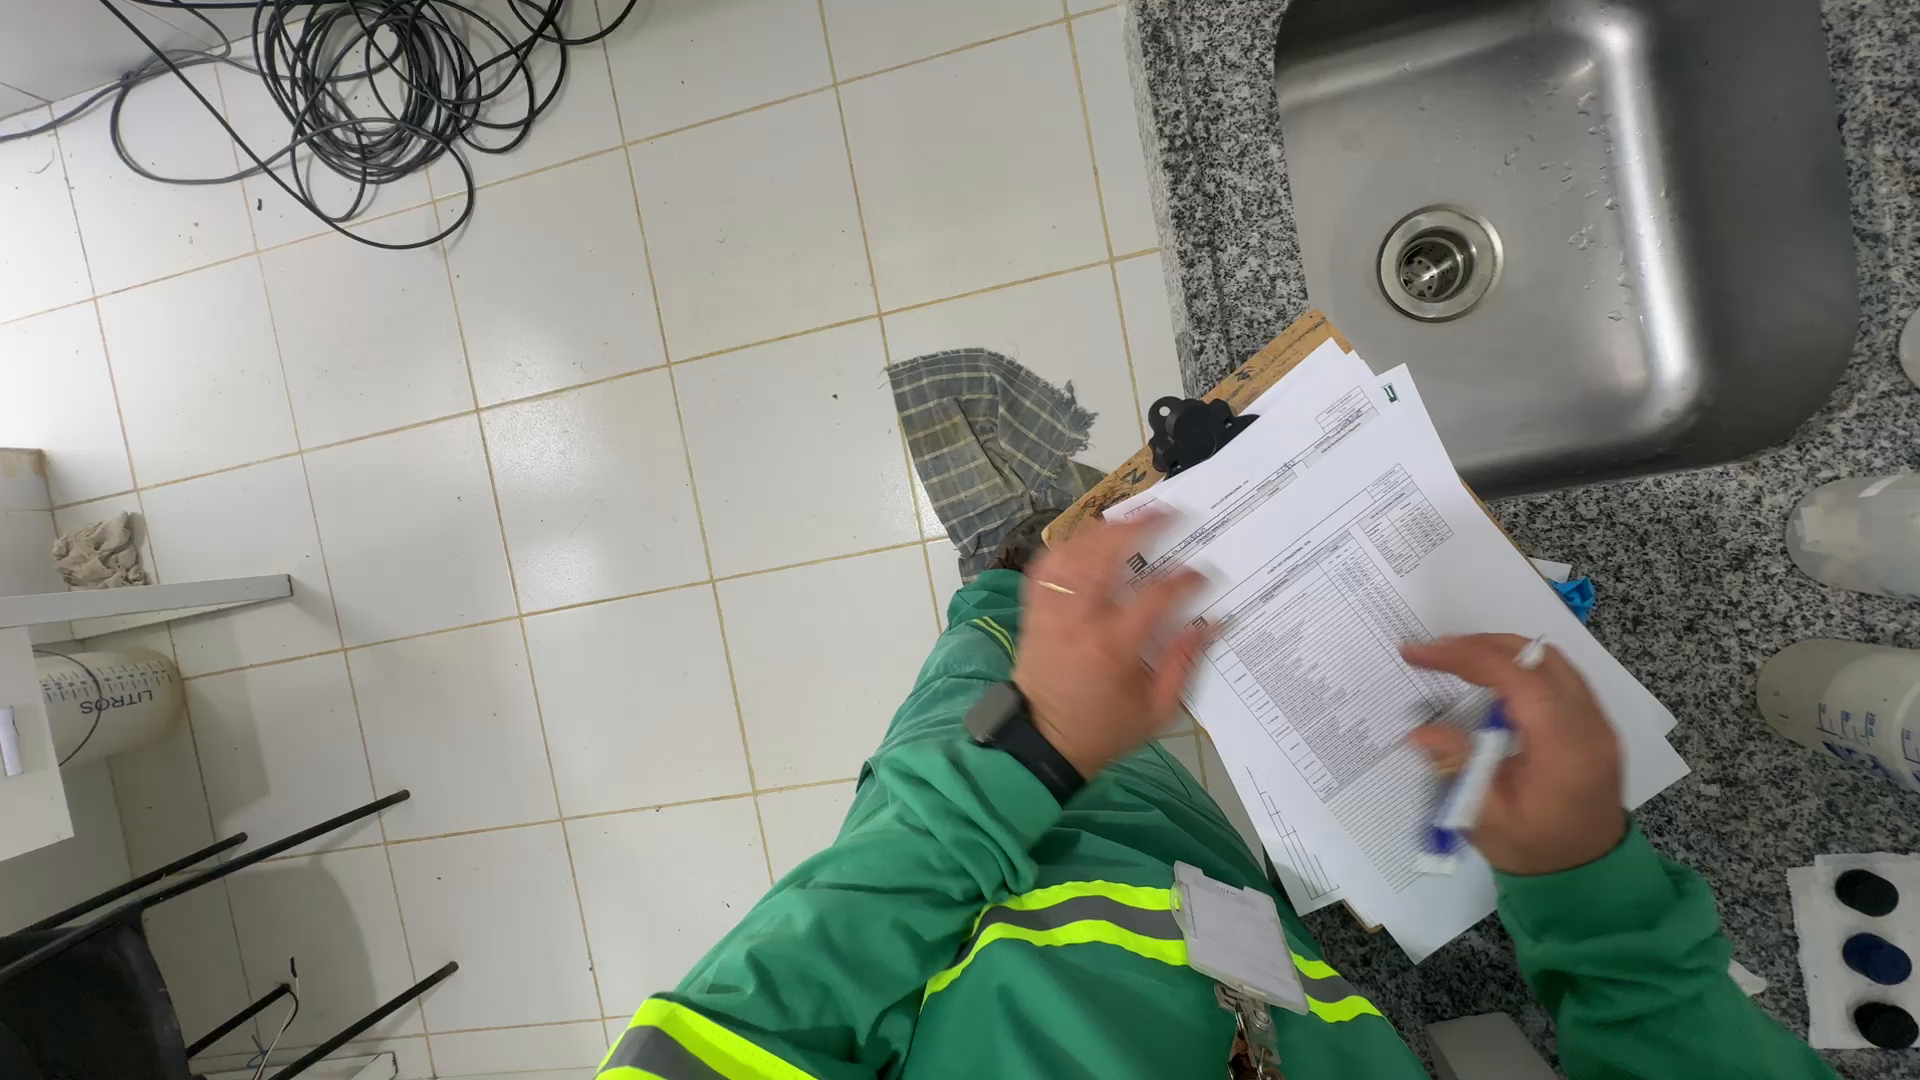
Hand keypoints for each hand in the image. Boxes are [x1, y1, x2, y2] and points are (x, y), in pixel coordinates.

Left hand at [1012, 514, 1210, 778]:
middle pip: (1105, 556)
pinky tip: (1086, 539)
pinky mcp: (1033, 612)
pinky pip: (1044, 568)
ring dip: (1102, 530)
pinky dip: (1065, 547)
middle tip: (1166, 512)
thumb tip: (1211, 623)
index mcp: (1113, 646)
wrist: (1041, 741)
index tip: (1202, 574)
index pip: (1156, 596)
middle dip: (1138, 527)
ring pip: (1072, 554)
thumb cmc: (1103, 729)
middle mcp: (1078, 620)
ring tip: (1130, 518)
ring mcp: (1051, 613)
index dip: (1184, 579)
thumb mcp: (1156, 710)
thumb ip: (1183, 662)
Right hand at [1401, 634, 1626, 875]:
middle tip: (1432, 652)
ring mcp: (1596, 723)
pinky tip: (1486, 677)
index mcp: (1564, 748)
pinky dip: (1517, 665)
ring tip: (1453, 659)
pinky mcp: (1592, 724)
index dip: (1464, 657)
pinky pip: (1556, 674)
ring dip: (1498, 651)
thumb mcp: (1484, 816)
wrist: (1588, 874)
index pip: (1517, 678)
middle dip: (1478, 646)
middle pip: (1536, 657)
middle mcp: (1589, 727)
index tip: (1418, 654)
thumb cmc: (1534, 848)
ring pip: (1548, 660)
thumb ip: (1457, 767)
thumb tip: (1419, 731)